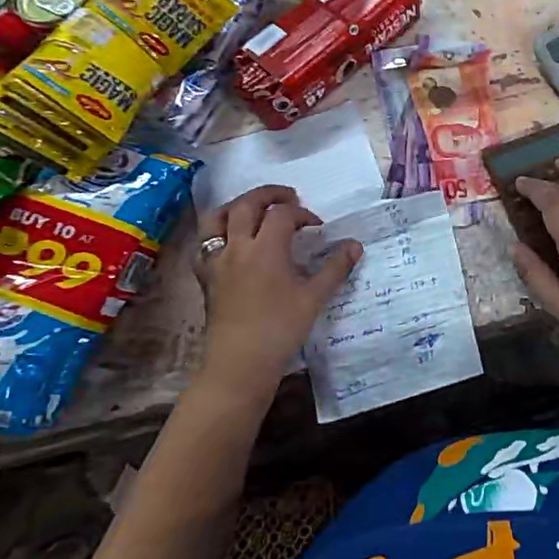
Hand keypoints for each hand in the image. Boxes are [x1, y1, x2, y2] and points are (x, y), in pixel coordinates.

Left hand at [192, 185, 361, 388]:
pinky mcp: (205, 277)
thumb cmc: (280, 329)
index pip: (282, 214)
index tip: (317, 227)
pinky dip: (217, 234)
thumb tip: (354, 245)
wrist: (239, 364)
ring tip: (253, 210)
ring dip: (236, 207)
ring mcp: (216, 261)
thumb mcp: (314, 298)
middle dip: (269, 195)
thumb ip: (335, 268)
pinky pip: (204, 244)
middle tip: (288, 198)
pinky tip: (230, 242)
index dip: (302, 213)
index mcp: (265, 248)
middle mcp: (237, 247)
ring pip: (216, 218)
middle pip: (246, 204)